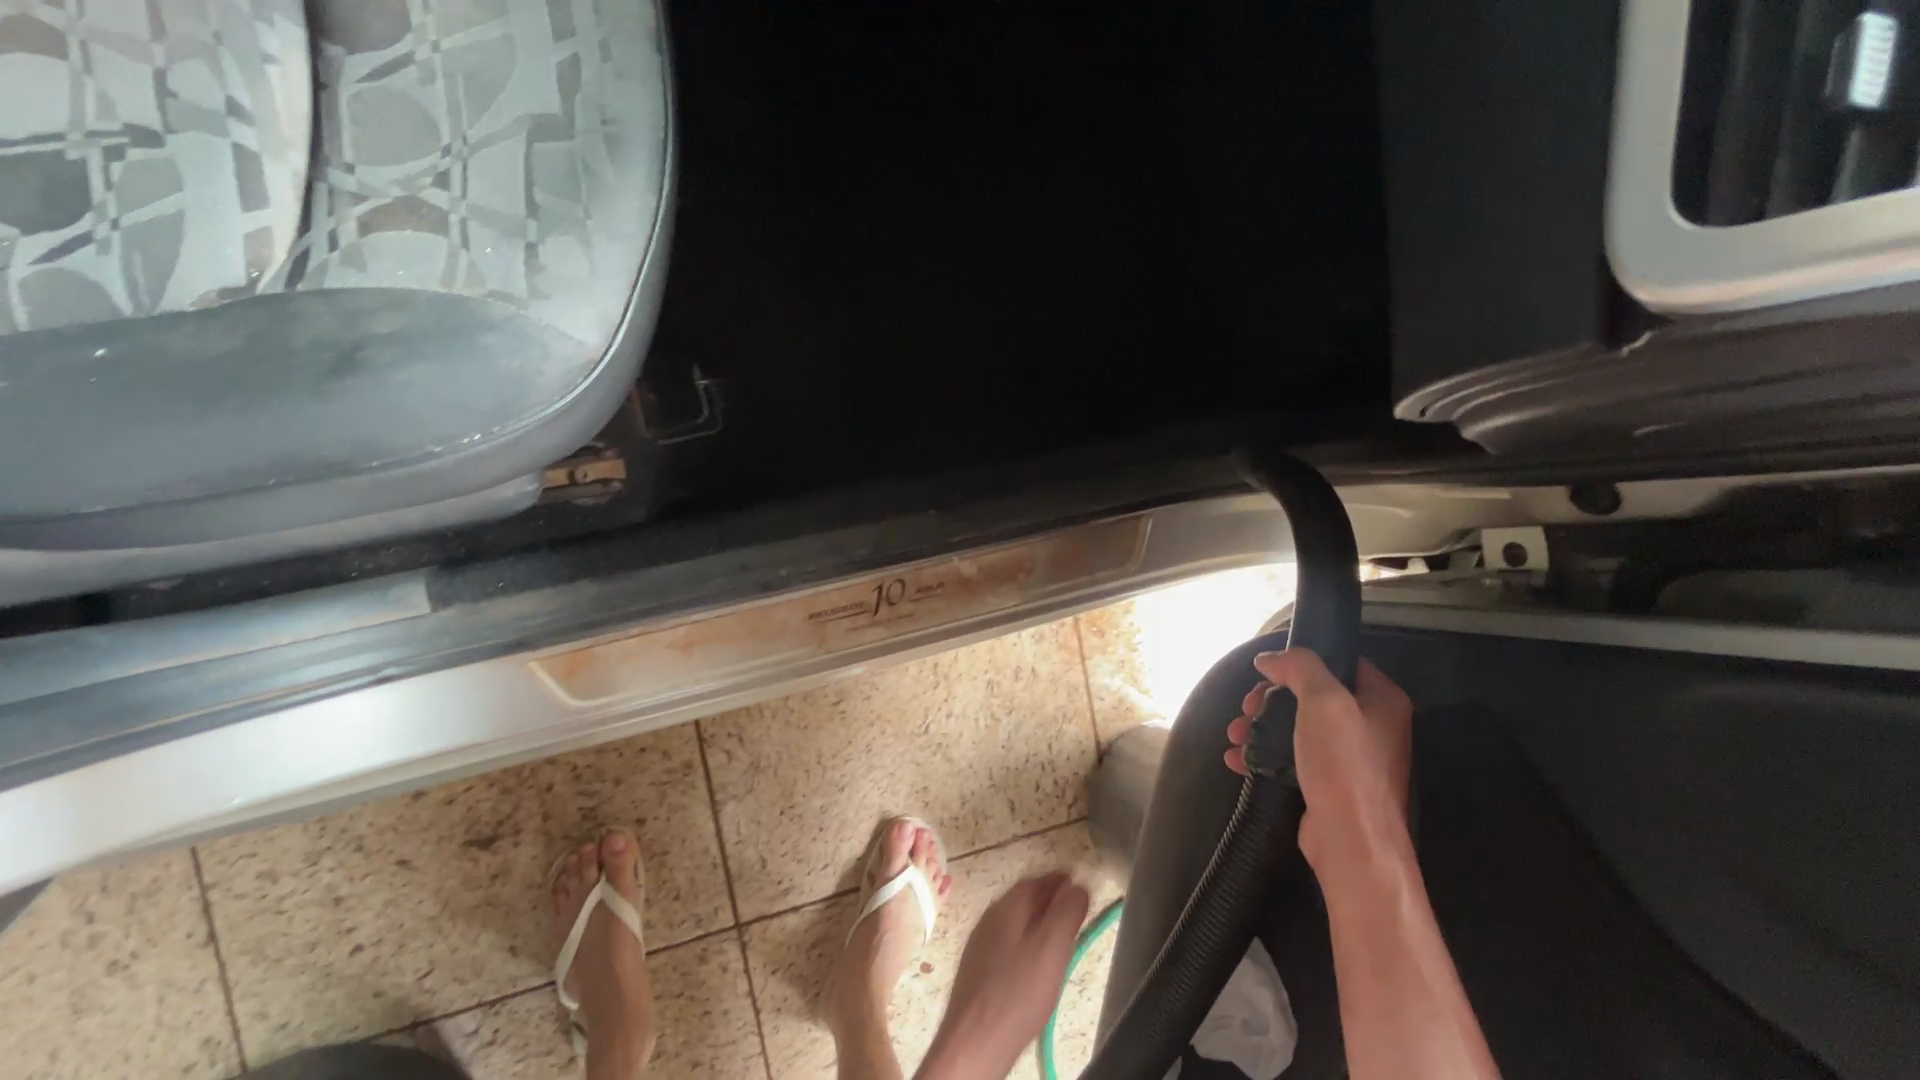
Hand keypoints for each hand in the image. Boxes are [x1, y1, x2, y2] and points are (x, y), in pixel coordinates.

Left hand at [915, 872, 1089, 1079]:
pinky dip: (1026, 943)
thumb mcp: (1052, 948)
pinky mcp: (977, 969)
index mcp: (1006, 907)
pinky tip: (1035, 965)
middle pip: (1023, 900)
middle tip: (1075, 911)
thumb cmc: (1018, 992)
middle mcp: (989, 919)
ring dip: (1038, 923)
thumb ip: (1067, 913)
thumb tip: (1078, 886)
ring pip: (1015, 923)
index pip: (1036, 881)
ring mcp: (980, 944)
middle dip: (1050, 900)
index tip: (1080, 886)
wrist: (975, 1040)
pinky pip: (1007, 944)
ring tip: (1060, 938)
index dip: (1060, 881)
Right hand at [1224, 649, 1414, 874]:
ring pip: (1296, 727)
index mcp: (1382, 700)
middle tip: (1247, 707)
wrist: (1349, 841)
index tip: (1268, 673)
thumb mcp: (1324, 701)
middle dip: (1269, 699)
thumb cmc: (1344, 765)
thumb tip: (1270, 659)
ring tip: (1235, 735)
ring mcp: (1349, 758)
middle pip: (1310, 696)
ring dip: (1260, 727)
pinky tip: (1237, 759)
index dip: (1301, 663)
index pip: (1340, 663)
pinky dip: (1263, 755)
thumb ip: (1299, 668)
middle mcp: (1371, 725)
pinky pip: (1291, 757)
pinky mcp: (1327, 784)